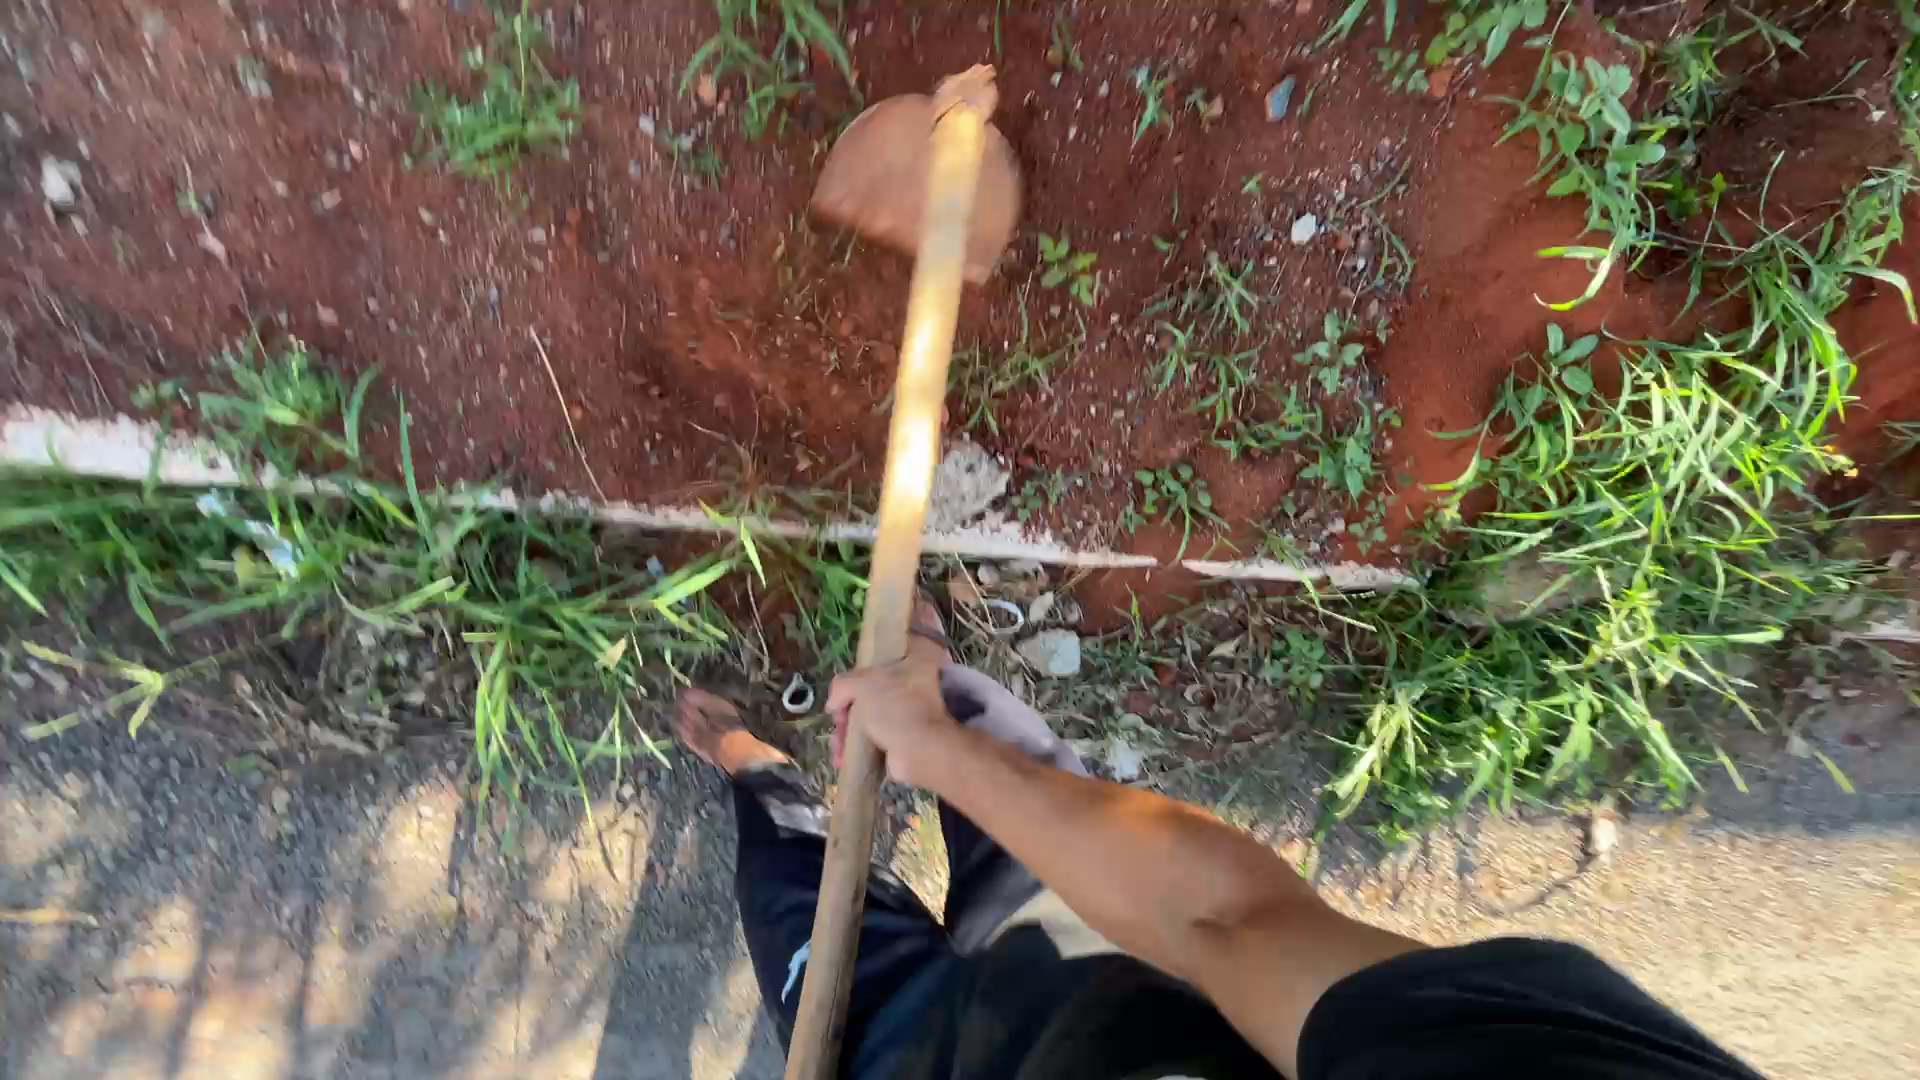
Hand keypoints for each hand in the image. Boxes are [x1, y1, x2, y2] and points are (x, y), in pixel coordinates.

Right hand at [825, 639, 953, 786]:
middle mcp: (916, 682)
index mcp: (915, 659)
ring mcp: (911, 711)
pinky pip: (874, 736)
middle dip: (847, 709)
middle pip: (871, 688)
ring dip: (848, 731)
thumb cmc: (895, 706)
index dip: (864, 665)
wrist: (921, 751)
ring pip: (870, 715)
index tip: (848, 682)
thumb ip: (842, 685)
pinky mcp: (905, 736)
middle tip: (839, 720)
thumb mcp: (862, 684)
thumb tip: (834, 704)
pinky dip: (858, 745)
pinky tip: (843, 756)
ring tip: (839, 745)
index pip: (888, 651)